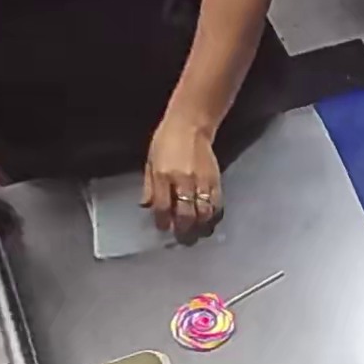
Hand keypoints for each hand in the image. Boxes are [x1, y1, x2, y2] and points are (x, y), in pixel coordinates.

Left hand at [143, 112, 221, 238]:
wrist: (190, 127)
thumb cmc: (166, 142)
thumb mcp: (150, 161)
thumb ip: (150, 185)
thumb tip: (147, 206)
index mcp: (163, 175)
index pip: (163, 206)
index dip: (163, 221)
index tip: (163, 228)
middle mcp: (183, 181)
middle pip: (185, 214)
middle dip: (183, 228)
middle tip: (181, 236)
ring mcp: (202, 183)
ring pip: (203, 213)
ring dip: (199, 225)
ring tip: (195, 230)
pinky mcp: (216, 182)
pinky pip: (216, 205)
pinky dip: (211, 215)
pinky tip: (207, 218)